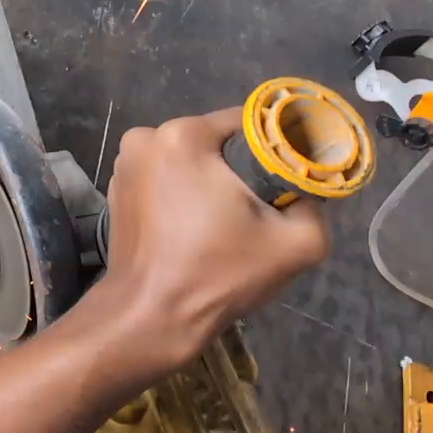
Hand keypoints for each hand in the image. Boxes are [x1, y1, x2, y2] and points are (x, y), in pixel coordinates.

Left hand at [88, 107, 329, 377]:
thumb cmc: (219, 271)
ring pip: (186, 159)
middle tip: (265, 200)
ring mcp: (125, 163)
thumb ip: (315, 204)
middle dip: (240, 164)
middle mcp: (146, 138)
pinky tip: (198, 222)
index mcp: (183, 136)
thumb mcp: (296, 242)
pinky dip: (182, 191)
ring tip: (232, 215)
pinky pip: (162, 177)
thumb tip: (308, 191)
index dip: (277, 142)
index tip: (295, 170)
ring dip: (209, 179)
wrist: (151, 311)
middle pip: (213, 140)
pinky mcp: (117, 188)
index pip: (246, 121)